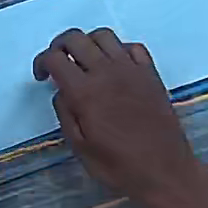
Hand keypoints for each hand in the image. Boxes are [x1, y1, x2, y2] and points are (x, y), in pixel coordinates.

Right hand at [34, 28, 207, 207]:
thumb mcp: (80, 147)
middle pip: (75, 38)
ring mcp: (131, 70)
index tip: (42, 76)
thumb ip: (65, 112)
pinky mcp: (151, 74)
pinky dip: (118, 49)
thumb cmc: (120, 166)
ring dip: (88, 43)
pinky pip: (131, 46)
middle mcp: (106, 73)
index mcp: (84, 92)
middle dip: (59, 46)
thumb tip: (61, 91)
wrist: (166, 172)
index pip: (54, 58)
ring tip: (85, 61)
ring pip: (103, 35)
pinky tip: (114, 66)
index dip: (41, 62)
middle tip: (58, 64)